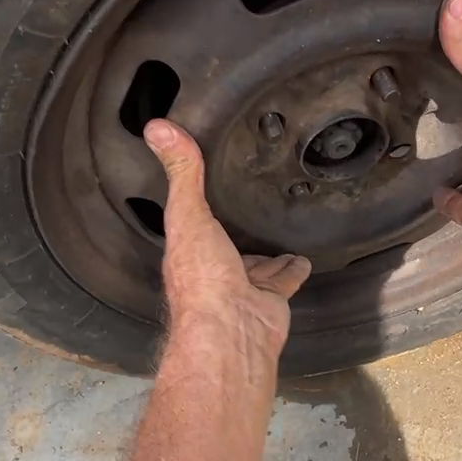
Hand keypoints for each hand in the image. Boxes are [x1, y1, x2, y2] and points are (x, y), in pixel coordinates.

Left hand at [145, 119, 311, 362]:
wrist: (233, 330)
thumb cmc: (202, 280)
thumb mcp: (189, 216)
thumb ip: (182, 174)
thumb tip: (158, 130)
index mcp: (189, 250)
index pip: (192, 220)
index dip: (197, 202)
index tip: (204, 182)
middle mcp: (213, 269)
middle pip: (226, 242)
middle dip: (235, 228)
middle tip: (245, 206)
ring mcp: (243, 285)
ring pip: (257, 261)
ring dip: (265, 250)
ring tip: (274, 228)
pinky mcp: (271, 298)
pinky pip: (285, 278)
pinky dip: (294, 268)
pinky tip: (302, 257)